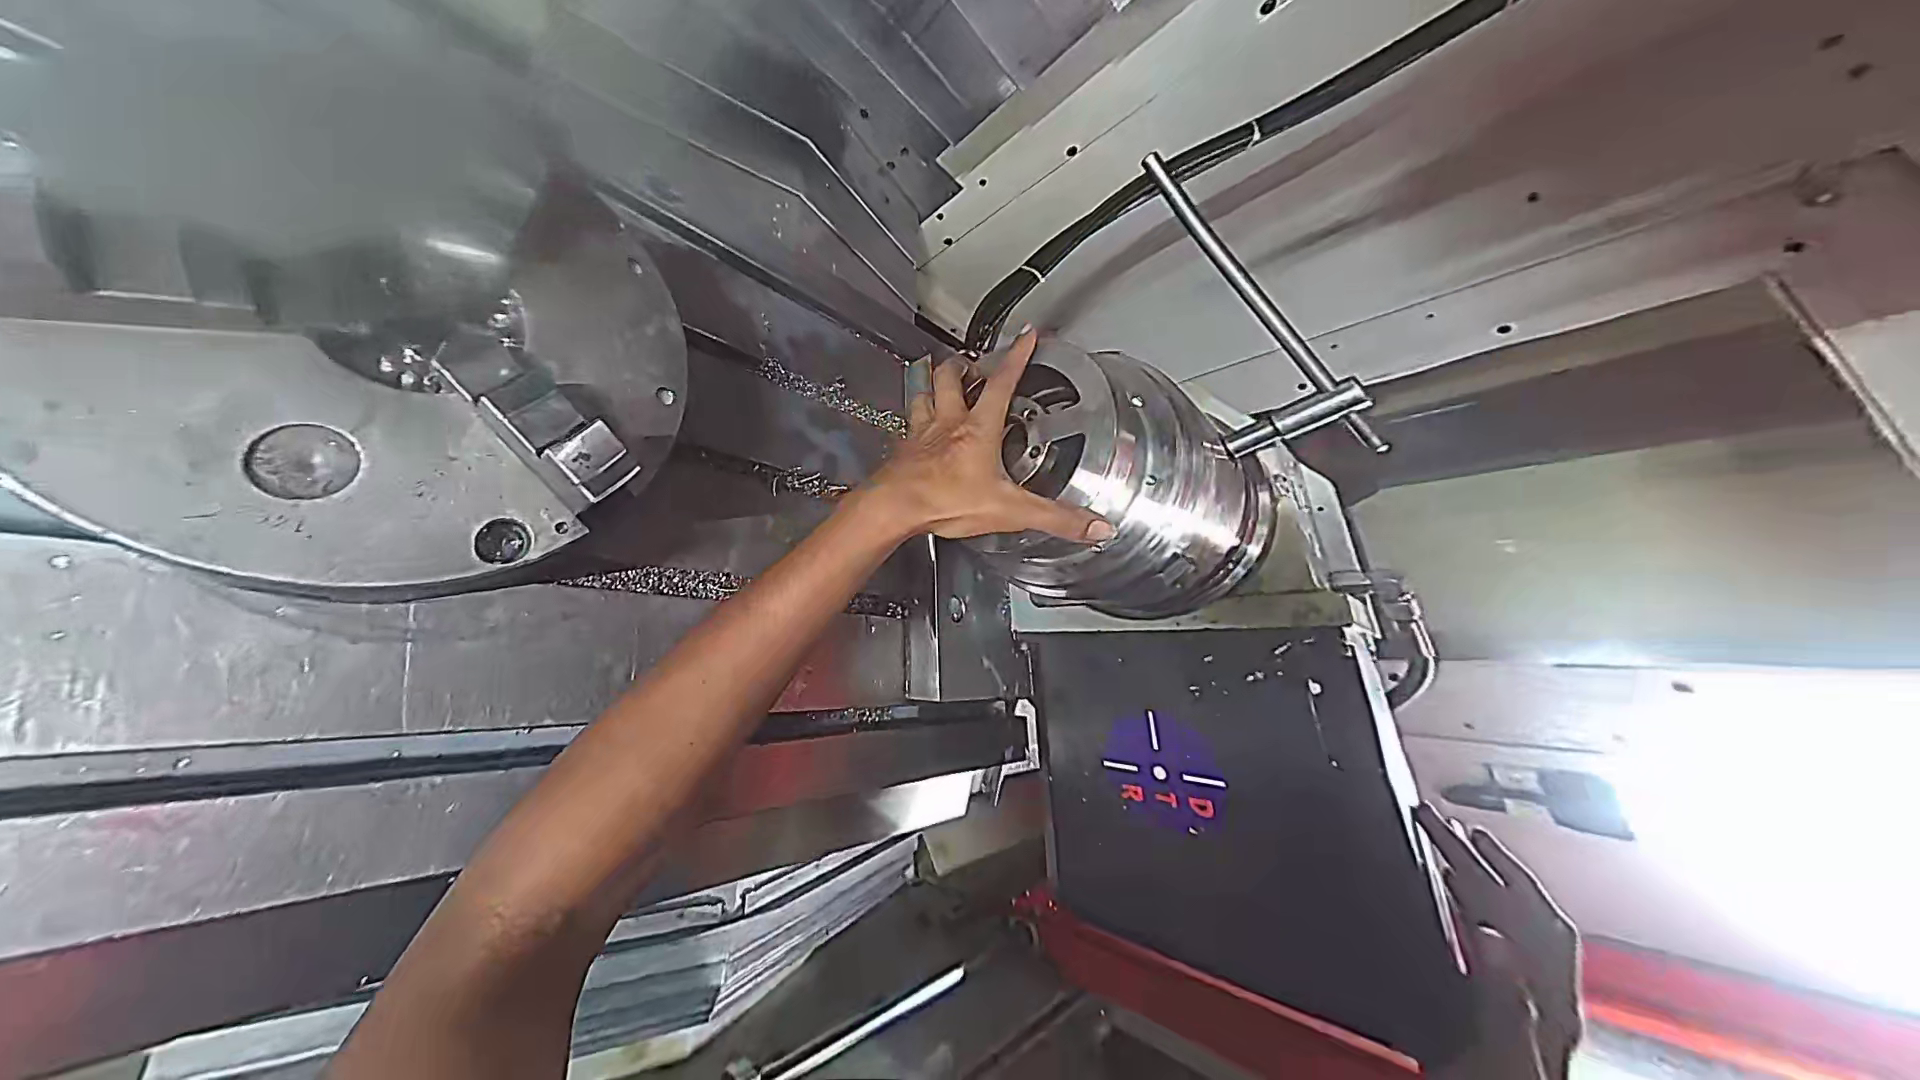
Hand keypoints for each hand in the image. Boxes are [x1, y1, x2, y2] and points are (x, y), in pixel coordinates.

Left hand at [866, 328, 1114, 542]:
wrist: (895, 508)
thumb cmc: (944, 501)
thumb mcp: (1011, 511)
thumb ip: (1055, 517)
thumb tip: (1094, 526)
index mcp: (977, 429)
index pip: (1002, 382)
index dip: (1017, 356)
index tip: (1026, 337)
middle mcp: (947, 424)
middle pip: (951, 378)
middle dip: (963, 365)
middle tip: (971, 362)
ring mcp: (921, 435)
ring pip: (924, 394)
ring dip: (933, 386)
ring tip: (940, 383)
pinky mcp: (903, 452)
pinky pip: (906, 426)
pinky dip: (912, 420)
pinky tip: (915, 429)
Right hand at [1417, 803, 1582, 1079]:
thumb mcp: (1498, 1056)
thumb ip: (1501, 997)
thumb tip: (1490, 935)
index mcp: (1542, 1004)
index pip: (1509, 913)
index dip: (1475, 863)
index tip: (1442, 824)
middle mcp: (1546, 999)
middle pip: (1517, 911)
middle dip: (1480, 859)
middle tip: (1442, 819)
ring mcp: (1536, 1007)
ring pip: (1516, 924)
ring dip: (1486, 878)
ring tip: (1460, 844)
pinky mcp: (1514, 1015)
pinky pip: (1506, 946)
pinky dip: (1481, 912)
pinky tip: (1460, 903)